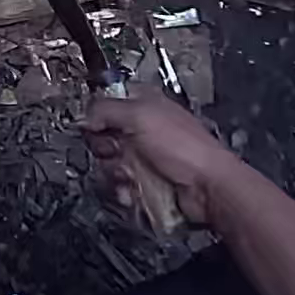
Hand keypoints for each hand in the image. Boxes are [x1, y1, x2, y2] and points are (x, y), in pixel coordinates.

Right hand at [84, 88, 239, 225]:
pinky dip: (123, 190)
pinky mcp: (145, 182)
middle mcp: (141, 127)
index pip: (105, 102)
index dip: (97, 115)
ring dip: (115, 172)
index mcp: (142, 103)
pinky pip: (119, 184)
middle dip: (105, 148)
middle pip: (102, 135)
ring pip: (108, 162)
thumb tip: (84, 118)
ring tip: (132, 176)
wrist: (210, 190)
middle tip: (118, 151)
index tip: (96, 126)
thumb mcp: (139, 114)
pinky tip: (134, 191)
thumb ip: (104, 109)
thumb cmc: (183, 146)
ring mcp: (143, 156)